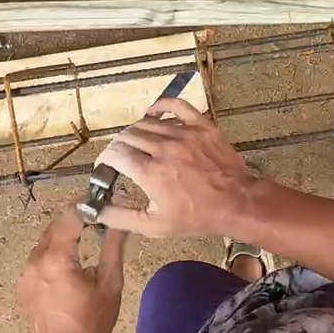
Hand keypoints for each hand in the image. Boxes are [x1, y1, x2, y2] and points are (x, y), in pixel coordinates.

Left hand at [17, 206, 126, 332]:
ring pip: (45, 240)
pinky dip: (53, 250)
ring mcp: (26, 273)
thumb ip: (113, 247)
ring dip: (64, 233)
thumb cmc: (91, 321)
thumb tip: (120, 221)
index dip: (86, 204)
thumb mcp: (110, 283)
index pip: (69, 216)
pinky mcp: (24, 284)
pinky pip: (38, 257)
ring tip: (86, 234)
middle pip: (55, 225)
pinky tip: (70, 259)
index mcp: (57, 257)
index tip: (102, 199)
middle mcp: (36, 260)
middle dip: (75, 216)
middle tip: (98, 214)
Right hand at [95, 98, 259, 237]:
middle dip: (118, 147)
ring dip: (135, 132)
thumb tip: (96, 210)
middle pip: (127, 136)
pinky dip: (160, 107)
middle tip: (121, 158)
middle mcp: (164, 149)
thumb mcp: (155, 226)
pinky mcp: (201, 126)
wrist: (236, 203)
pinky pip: (176, 106)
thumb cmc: (196, 217)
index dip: (105, 159)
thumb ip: (121, 218)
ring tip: (137, 144)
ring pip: (147, 123)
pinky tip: (153, 114)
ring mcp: (184, 134)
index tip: (106, 166)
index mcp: (150, 173)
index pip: (115, 154)